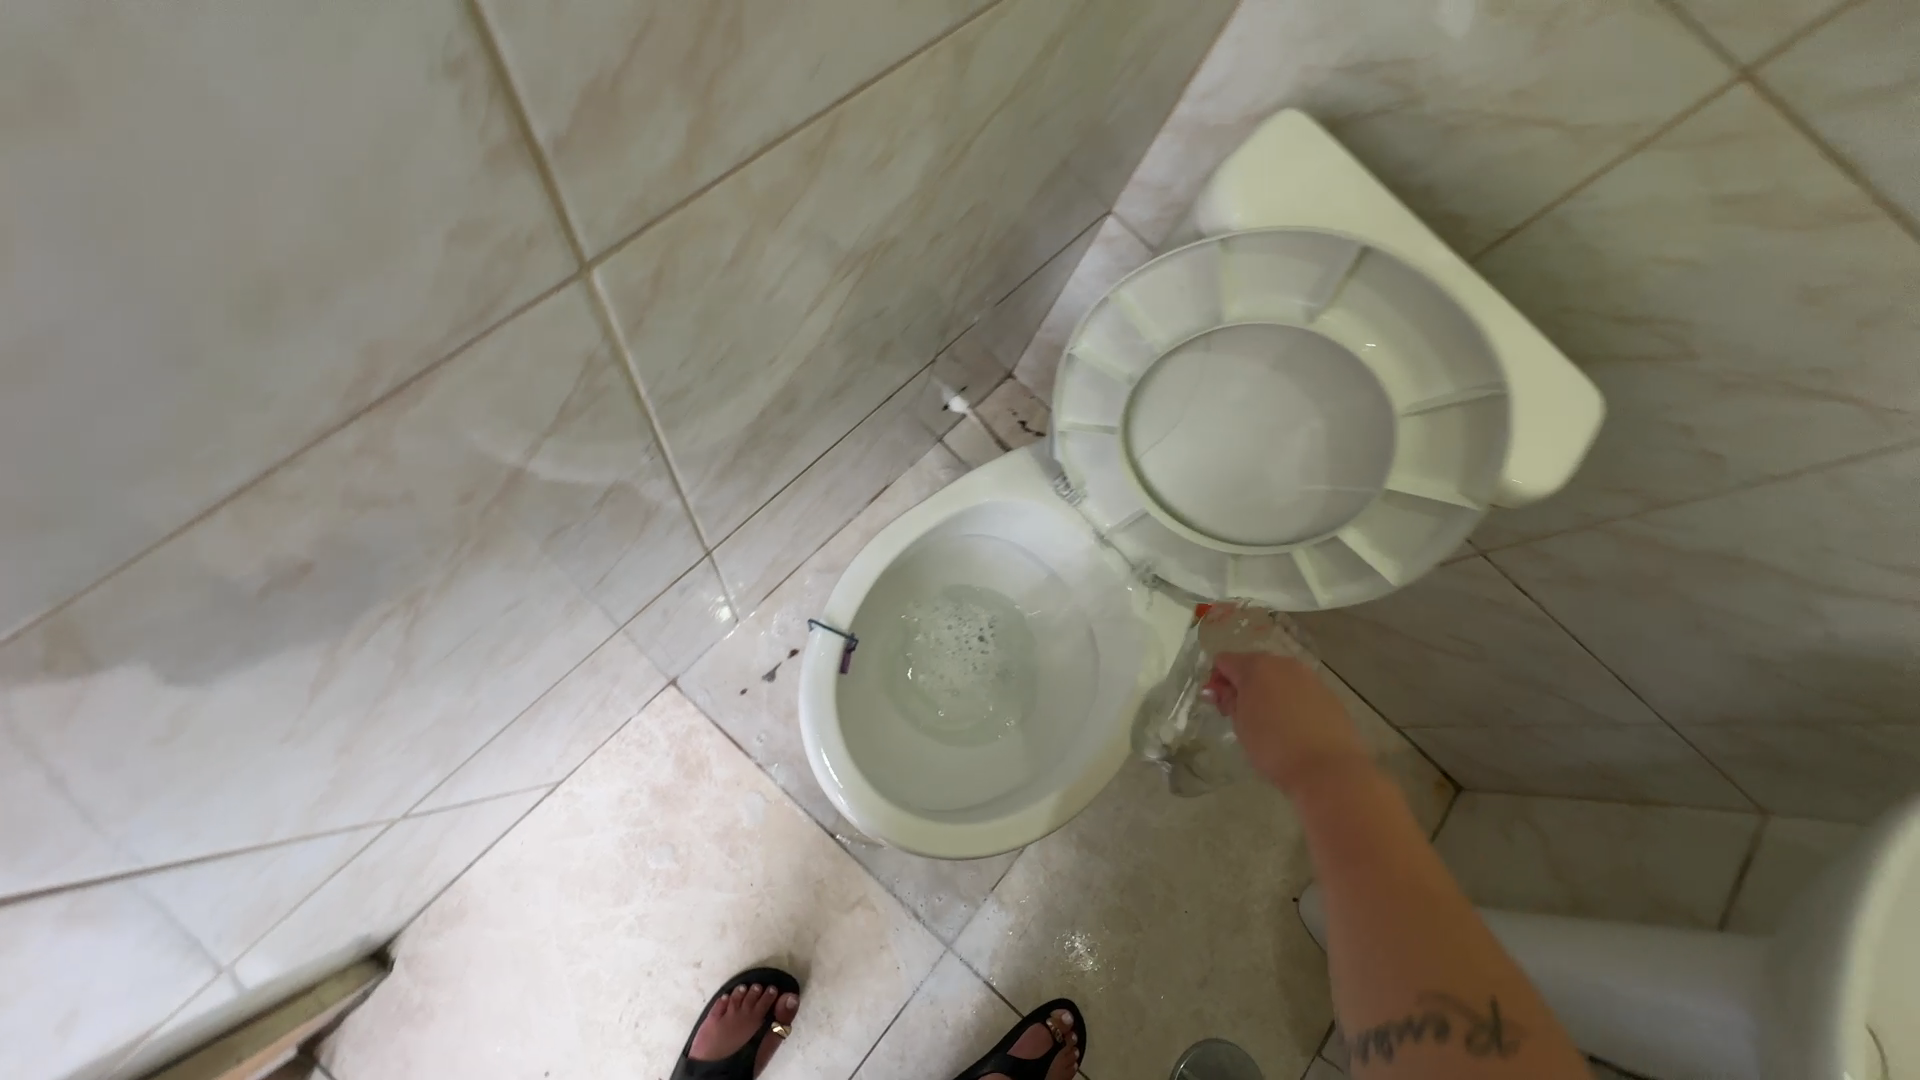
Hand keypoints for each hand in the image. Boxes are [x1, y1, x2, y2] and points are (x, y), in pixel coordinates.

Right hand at [1203, 652, 1374, 795]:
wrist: (1328, 768)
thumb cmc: (1274, 746)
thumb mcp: (1240, 725)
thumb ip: (1229, 701)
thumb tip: (1223, 691)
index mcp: (1256, 667)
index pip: (1224, 661)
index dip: (1216, 681)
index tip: (1219, 705)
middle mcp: (1283, 664)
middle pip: (1253, 665)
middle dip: (1243, 685)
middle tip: (1241, 715)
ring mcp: (1309, 677)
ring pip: (1279, 677)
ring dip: (1268, 692)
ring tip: (1270, 723)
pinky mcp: (1329, 694)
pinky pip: (1300, 691)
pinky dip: (1291, 702)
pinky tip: (1294, 728)